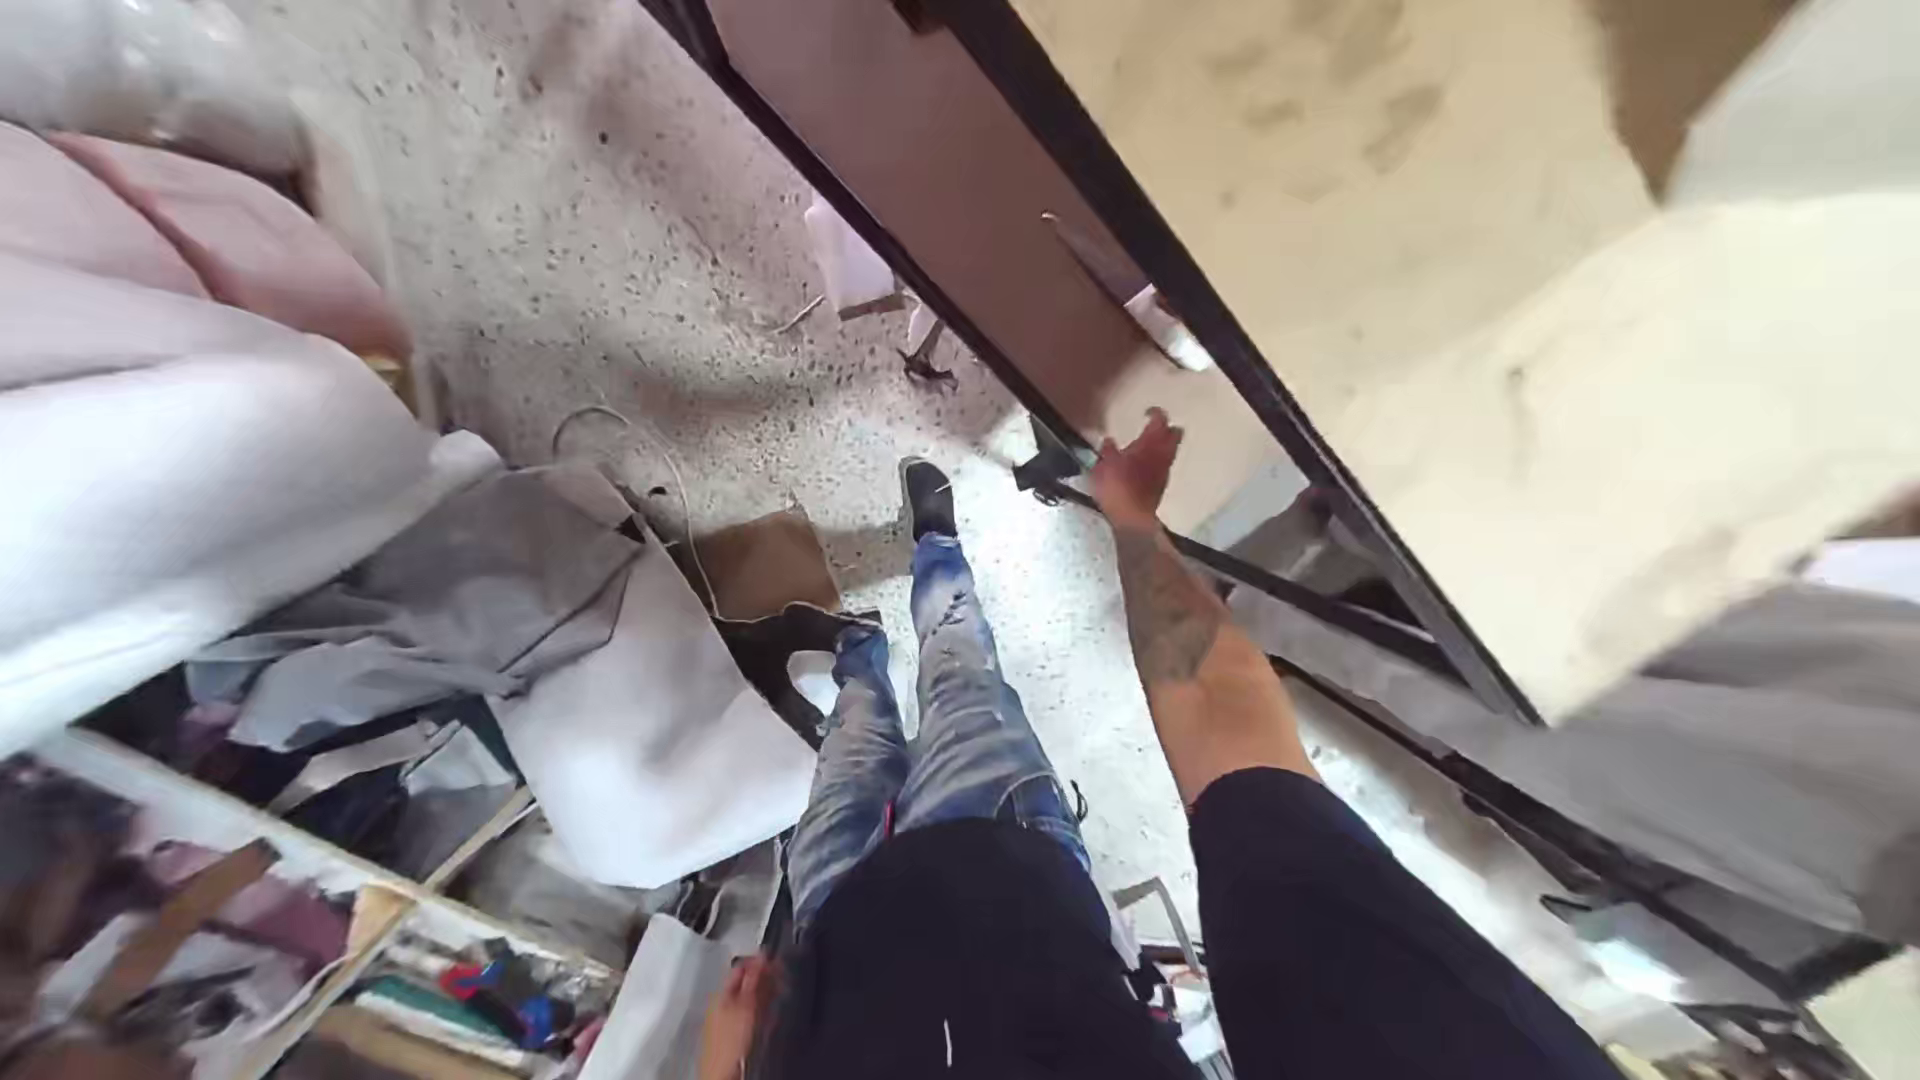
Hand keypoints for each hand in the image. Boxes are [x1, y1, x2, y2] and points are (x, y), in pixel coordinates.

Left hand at [697, 954, 777, 1079]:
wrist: (724, 1077)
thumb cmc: (730, 1041)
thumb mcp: (745, 1004)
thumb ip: (754, 979)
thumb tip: (762, 955)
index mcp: (721, 994)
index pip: (741, 967)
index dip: (758, 962)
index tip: (775, 960)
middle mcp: (724, 1005)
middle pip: (747, 983)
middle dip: (765, 978)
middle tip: (781, 977)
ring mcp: (730, 1020)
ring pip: (752, 999)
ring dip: (767, 994)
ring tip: (780, 994)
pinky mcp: (737, 1035)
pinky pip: (753, 1015)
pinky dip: (764, 1011)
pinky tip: (772, 1015)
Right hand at [1092, 407, 1183, 530]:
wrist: (1132, 517)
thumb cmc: (1116, 486)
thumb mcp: (1103, 465)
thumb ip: (1107, 450)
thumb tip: (1109, 441)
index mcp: (1150, 443)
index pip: (1160, 420)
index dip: (1155, 412)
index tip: (1146, 412)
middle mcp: (1163, 453)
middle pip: (1175, 434)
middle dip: (1166, 429)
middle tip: (1152, 428)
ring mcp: (1165, 470)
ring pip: (1171, 450)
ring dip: (1162, 446)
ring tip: (1146, 447)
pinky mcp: (1162, 485)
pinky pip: (1163, 465)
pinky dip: (1156, 461)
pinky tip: (1142, 467)